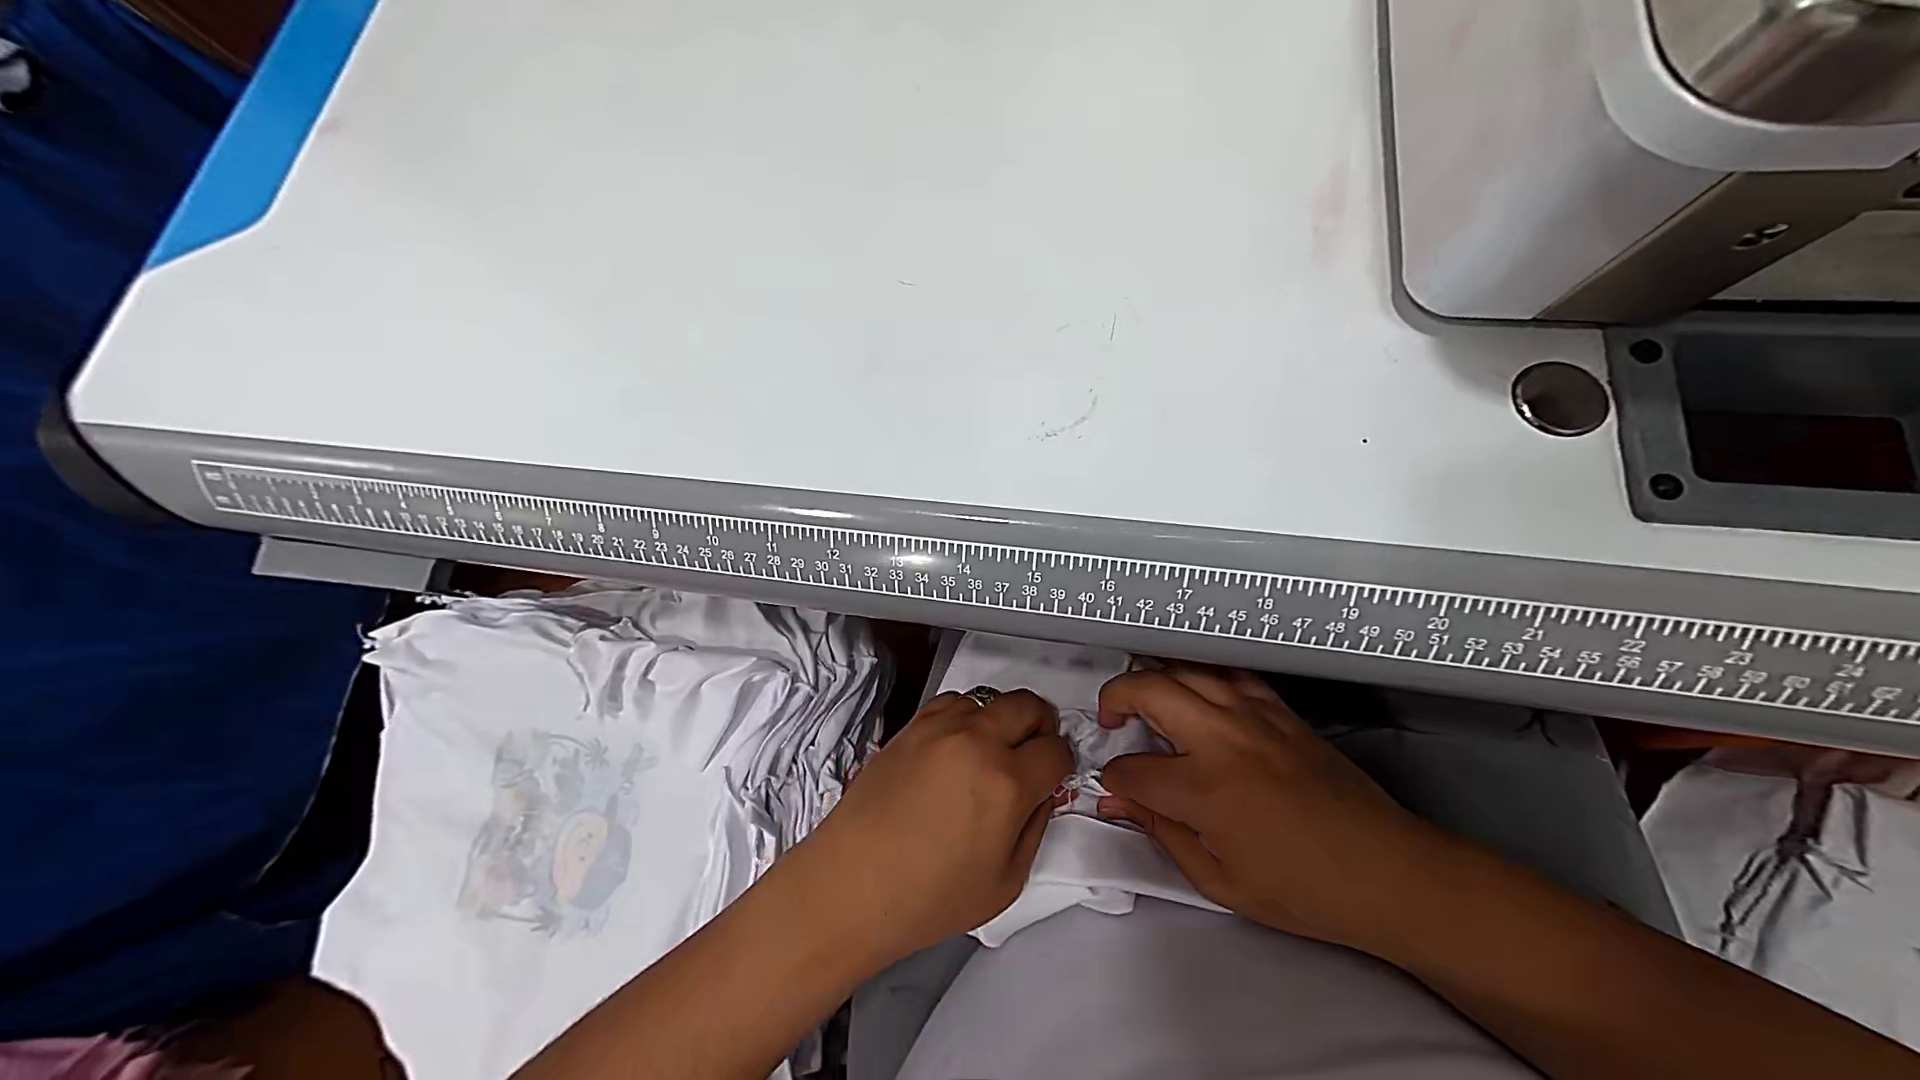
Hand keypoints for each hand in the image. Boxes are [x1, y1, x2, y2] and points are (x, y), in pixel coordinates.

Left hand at [794, 688, 1073, 961]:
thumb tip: (1043, 795)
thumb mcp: (1005, 883)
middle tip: (1038, 748)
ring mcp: (940, 730)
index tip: (1055, 773)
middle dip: (1043, 726)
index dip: (1062, 763)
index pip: (1056, 751)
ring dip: (1005, 716)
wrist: (851, 886)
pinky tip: (964, 739)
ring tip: (999, 744)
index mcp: (1006, 785)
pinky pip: (954, 700)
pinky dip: (968, 713)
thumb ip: (1035, 829)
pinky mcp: (911, 727)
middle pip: (1030, 706)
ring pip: (992, 697)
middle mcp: (976, 745)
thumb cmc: (922, 897)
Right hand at [1096, 665, 1447, 951]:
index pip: (1131, 768)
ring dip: (1152, 678)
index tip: (1117, 787)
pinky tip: (1197, 691)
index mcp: (1204, 788)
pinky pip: (1229, 673)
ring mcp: (1253, 719)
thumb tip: (1125, 805)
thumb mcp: (1220, 879)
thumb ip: (1162, 833)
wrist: (1387, 872)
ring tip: (1144, 699)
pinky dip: (1202, 674)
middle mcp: (1223, 740)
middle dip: (1113, 700)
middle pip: (1145, 690)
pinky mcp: (1279, 713)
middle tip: (1111, 720)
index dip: (1114, 778)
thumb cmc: (1310, 888)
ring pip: (1184, 669)